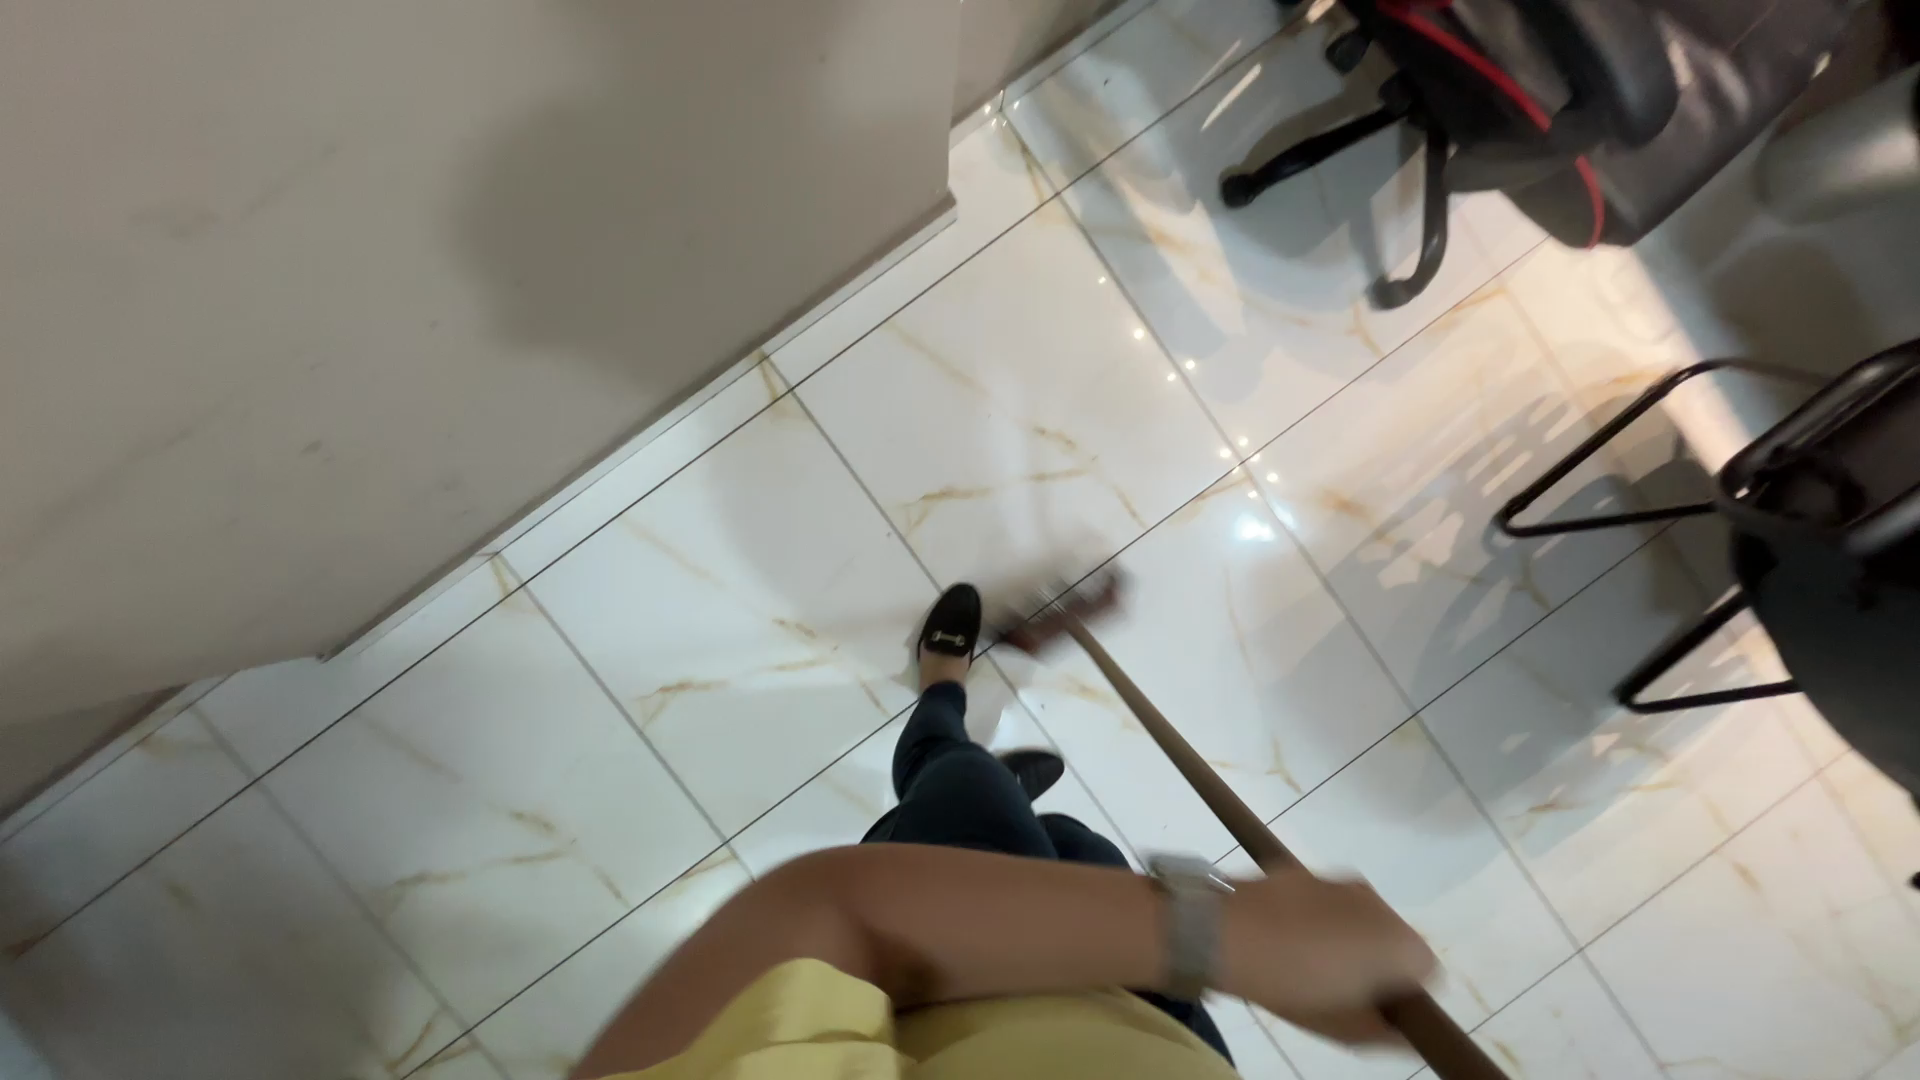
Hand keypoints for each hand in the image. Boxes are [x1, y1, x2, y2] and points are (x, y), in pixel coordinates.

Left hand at [1215, 870, 1435, 1043]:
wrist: (1224, 930)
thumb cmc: (1292, 983)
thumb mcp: (1346, 1029)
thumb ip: (1388, 1032)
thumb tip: (1401, 1030)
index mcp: (1398, 940)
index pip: (1427, 970)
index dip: (1404, 992)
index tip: (1375, 1004)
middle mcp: (1375, 900)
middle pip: (1393, 936)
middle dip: (1377, 959)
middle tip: (1342, 984)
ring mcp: (1335, 879)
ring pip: (1358, 915)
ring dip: (1347, 935)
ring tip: (1309, 959)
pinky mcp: (1301, 869)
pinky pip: (1325, 899)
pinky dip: (1318, 915)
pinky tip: (1287, 934)